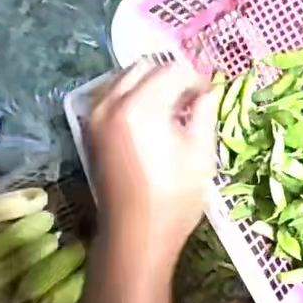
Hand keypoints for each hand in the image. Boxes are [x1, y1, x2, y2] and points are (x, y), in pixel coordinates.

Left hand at [86, 57, 218, 270]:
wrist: (135, 235)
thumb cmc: (174, 199)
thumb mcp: (200, 154)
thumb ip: (205, 113)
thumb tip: (209, 90)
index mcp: (140, 107)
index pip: (172, 71)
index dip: (196, 78)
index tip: (211, 93)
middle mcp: (111, 103)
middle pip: (144, 67)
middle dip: (171, 75)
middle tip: (193, 97)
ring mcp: (95, 116)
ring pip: (124, 78)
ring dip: (150, 83)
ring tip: (173, 108)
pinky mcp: (90, 131)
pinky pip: (111, 96)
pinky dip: (132, 97)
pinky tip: (151, 118)